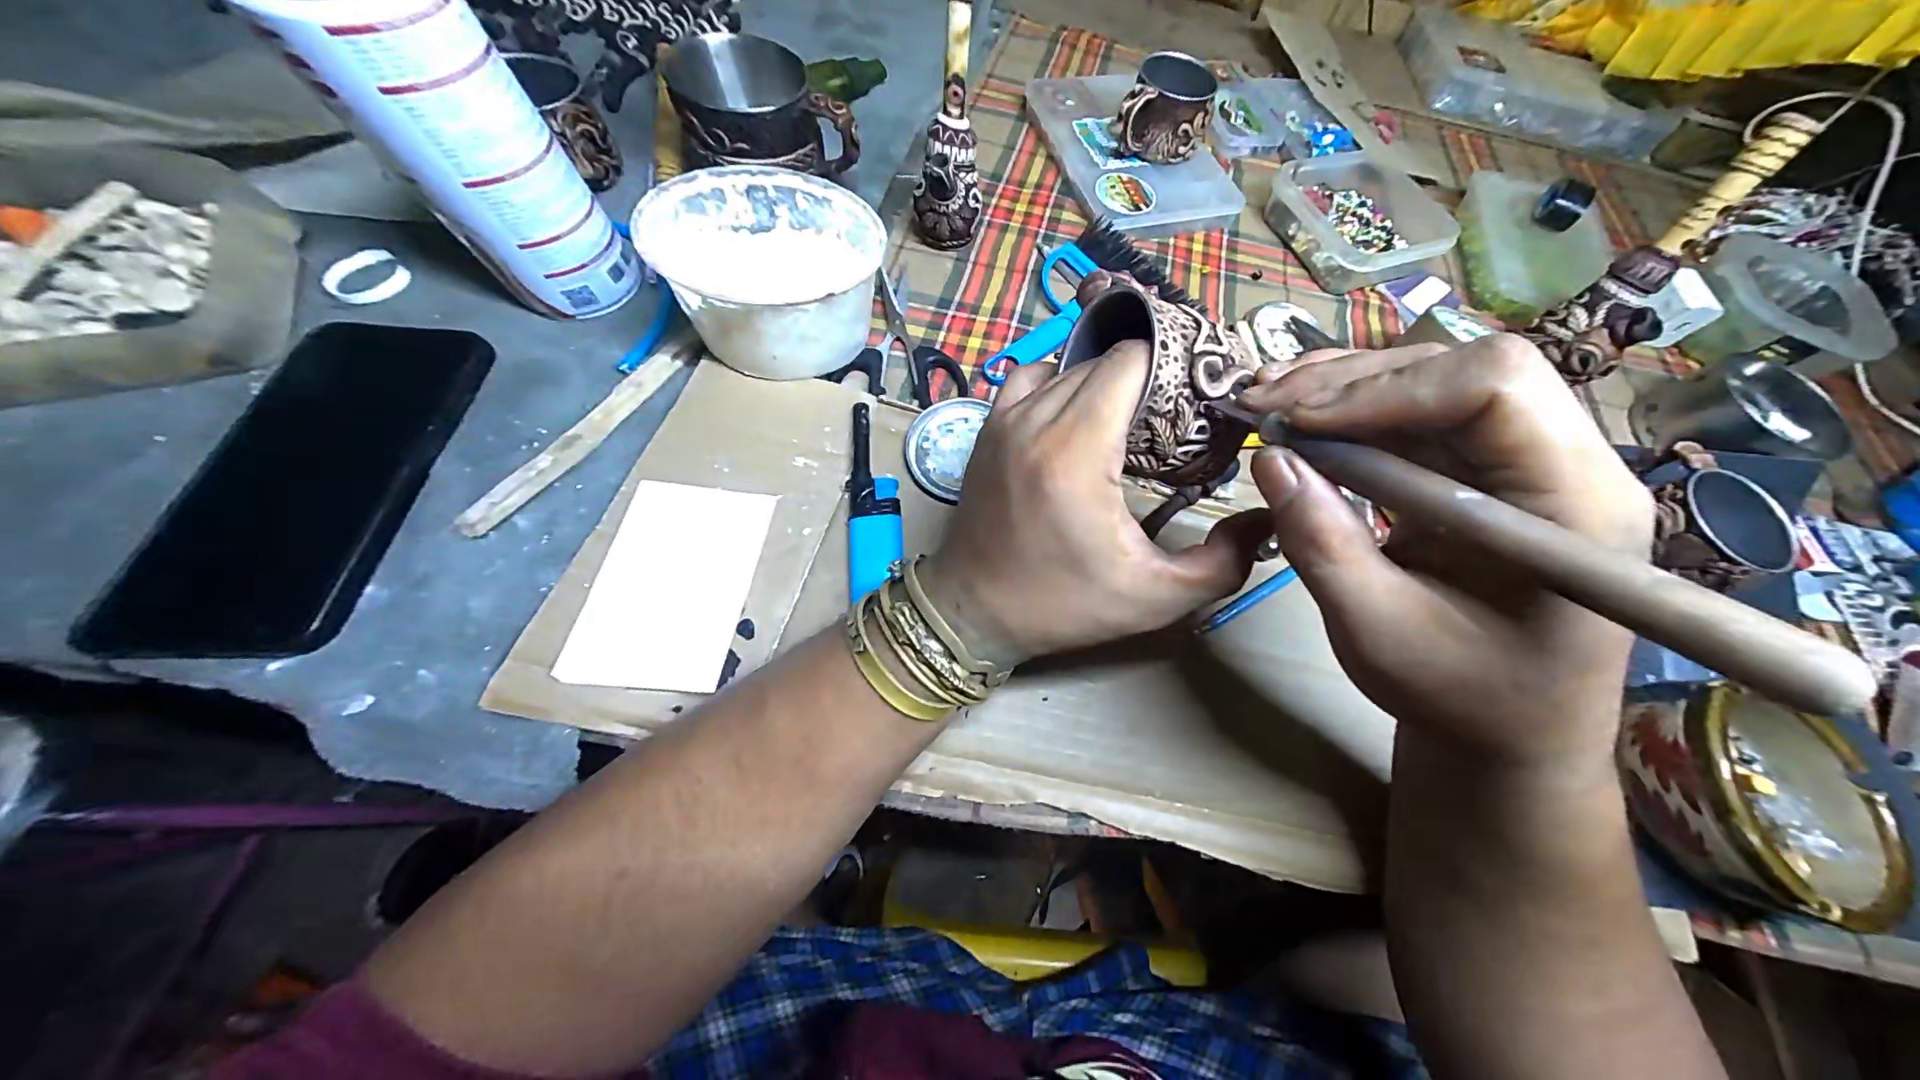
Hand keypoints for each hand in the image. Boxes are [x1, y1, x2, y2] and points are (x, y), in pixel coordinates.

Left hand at [917, 343, 1269, 666]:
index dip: (1174, 367)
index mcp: (1075, 449)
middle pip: (1104, 361)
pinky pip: (1029, 379)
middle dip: (1147, 375)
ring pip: (1067, 367)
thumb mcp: (1154, 597)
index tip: (1198, 398)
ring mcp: (1003, 420)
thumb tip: (1266, 516)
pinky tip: (1078, 417)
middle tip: (1175, 414)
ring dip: (1103, 382)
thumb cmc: (1060, 605)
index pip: (1132, 360)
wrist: (971, 610)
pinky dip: (1060, 384)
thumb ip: (1223, 560)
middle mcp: (1035, 420)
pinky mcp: (987, 430)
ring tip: (1130, 416)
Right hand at [1235, 334, 1653, 770]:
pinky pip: (1416, 417)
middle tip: (1261, 405)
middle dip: (1350, 382)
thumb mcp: (1375, 630)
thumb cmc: (1457, 693)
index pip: (1495, 387)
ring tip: (1267, 402)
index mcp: (1571, 503)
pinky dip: (1349, 413)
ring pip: (1431, 383)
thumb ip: (1322, 544)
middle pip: (1458, 371)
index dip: (1387, 390)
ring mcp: (1522, 462)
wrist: (1505, 728)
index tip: (1297, 423)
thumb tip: (1268, 458)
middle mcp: (1561, 462)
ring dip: (1341, 388)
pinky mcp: (1482, 472)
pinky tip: (1299, 417)